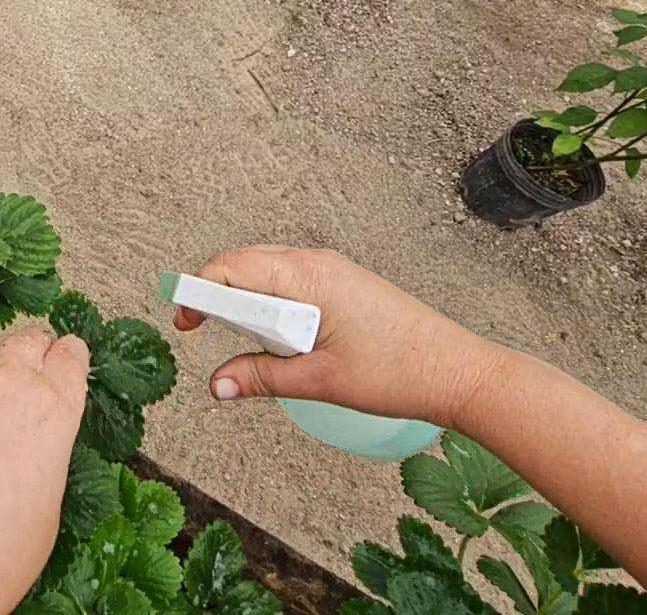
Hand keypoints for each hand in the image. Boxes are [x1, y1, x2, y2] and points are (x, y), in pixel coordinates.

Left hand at [0, 328, 90, 614]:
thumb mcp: (50, 496)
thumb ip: (49, 441)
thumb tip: (40, 426)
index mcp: (52, 407)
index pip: (71, 354)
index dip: (71, 358)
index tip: (69, 361)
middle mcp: (9, 381)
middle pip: (31, 340)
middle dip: (37, 353)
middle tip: (36, 370)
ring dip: (0, 359)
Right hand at [175, 245, 505, 428]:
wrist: (462, 373)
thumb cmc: (400, 372)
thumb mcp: (320, 380)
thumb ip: (262, 378)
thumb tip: (216, 385)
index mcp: (306, 276)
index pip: (231, 268)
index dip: (198, 291)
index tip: (184, 322)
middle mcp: (314, 261)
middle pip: (242, 262)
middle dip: (214, 292)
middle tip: (200, 329)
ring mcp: (328, 268)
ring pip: (263, 267)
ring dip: (240, 295)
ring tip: (237, 333)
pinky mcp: (339, 280)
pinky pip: (285, 276)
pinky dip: (265, 297)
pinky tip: (272, 328)